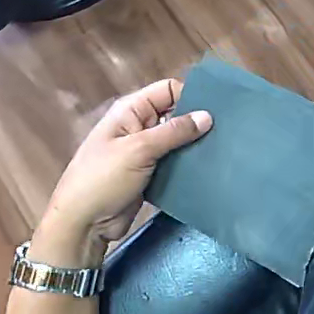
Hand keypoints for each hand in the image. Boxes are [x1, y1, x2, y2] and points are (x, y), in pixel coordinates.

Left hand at [34, 79, 212, 264]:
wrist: (84, 222)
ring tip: (225, 151)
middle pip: (175, 114)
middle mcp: (139, 126)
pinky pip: (174, 163)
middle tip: (229, 132)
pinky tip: (209, 169)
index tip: (219, 109)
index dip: (191, 95)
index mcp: (131, 110)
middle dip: (198, 122)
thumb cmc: (104, 178)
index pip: (168, 90)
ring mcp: (144, 151)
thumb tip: (207, 116)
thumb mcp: (139, 150)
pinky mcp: (150, 174)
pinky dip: (188, 165)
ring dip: (195, 146)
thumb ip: (173, 132)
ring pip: (177, 141)